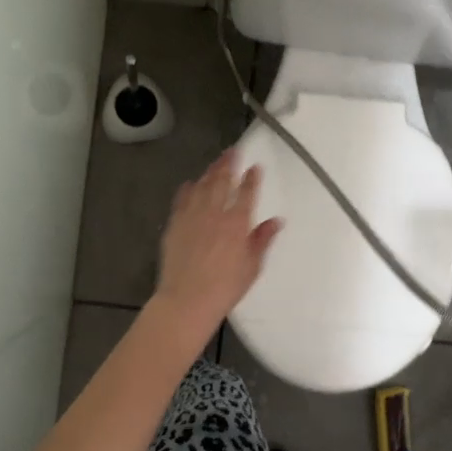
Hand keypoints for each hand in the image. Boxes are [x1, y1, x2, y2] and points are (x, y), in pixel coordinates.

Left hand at [153, 152, 281, 328]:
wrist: (187, 298)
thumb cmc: (225, 287)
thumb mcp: (252, 266)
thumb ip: (262, 240)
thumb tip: (276, 221)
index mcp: (237, 223)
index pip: (247, 193)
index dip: (252, 178)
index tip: (255, 167)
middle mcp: (215, 213)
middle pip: (222, 181)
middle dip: (228, 164)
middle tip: (232, 151)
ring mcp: (192, 216)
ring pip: (202, 186)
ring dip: (210, 172)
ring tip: (216, 163)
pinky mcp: (175, 224)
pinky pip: (182, 199)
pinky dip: (188, 189)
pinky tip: (191, 184)